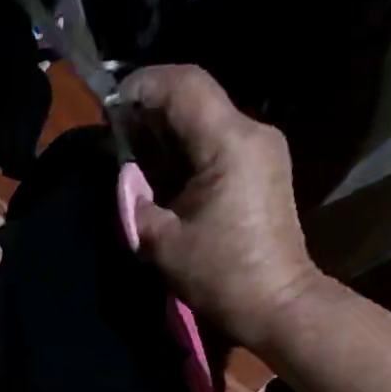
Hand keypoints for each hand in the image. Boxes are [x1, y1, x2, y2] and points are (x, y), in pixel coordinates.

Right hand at [119, 66, 326, 349]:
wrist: (278, 307)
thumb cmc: (223, 277)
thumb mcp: (165, 244)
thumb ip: (137, 202)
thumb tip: (126, 181)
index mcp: (229, 142)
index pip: (183, 84)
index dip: (143, 86)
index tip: (112, 107)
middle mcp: (253, 133)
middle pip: (198, 98)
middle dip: (154, 110)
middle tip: (119, 133)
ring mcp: (265, 151)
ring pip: (210, 120)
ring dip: (172, 132)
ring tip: (139, 156)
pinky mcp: (267, 170)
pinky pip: (222, 144)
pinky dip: (191, 150)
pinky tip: (169, 175)